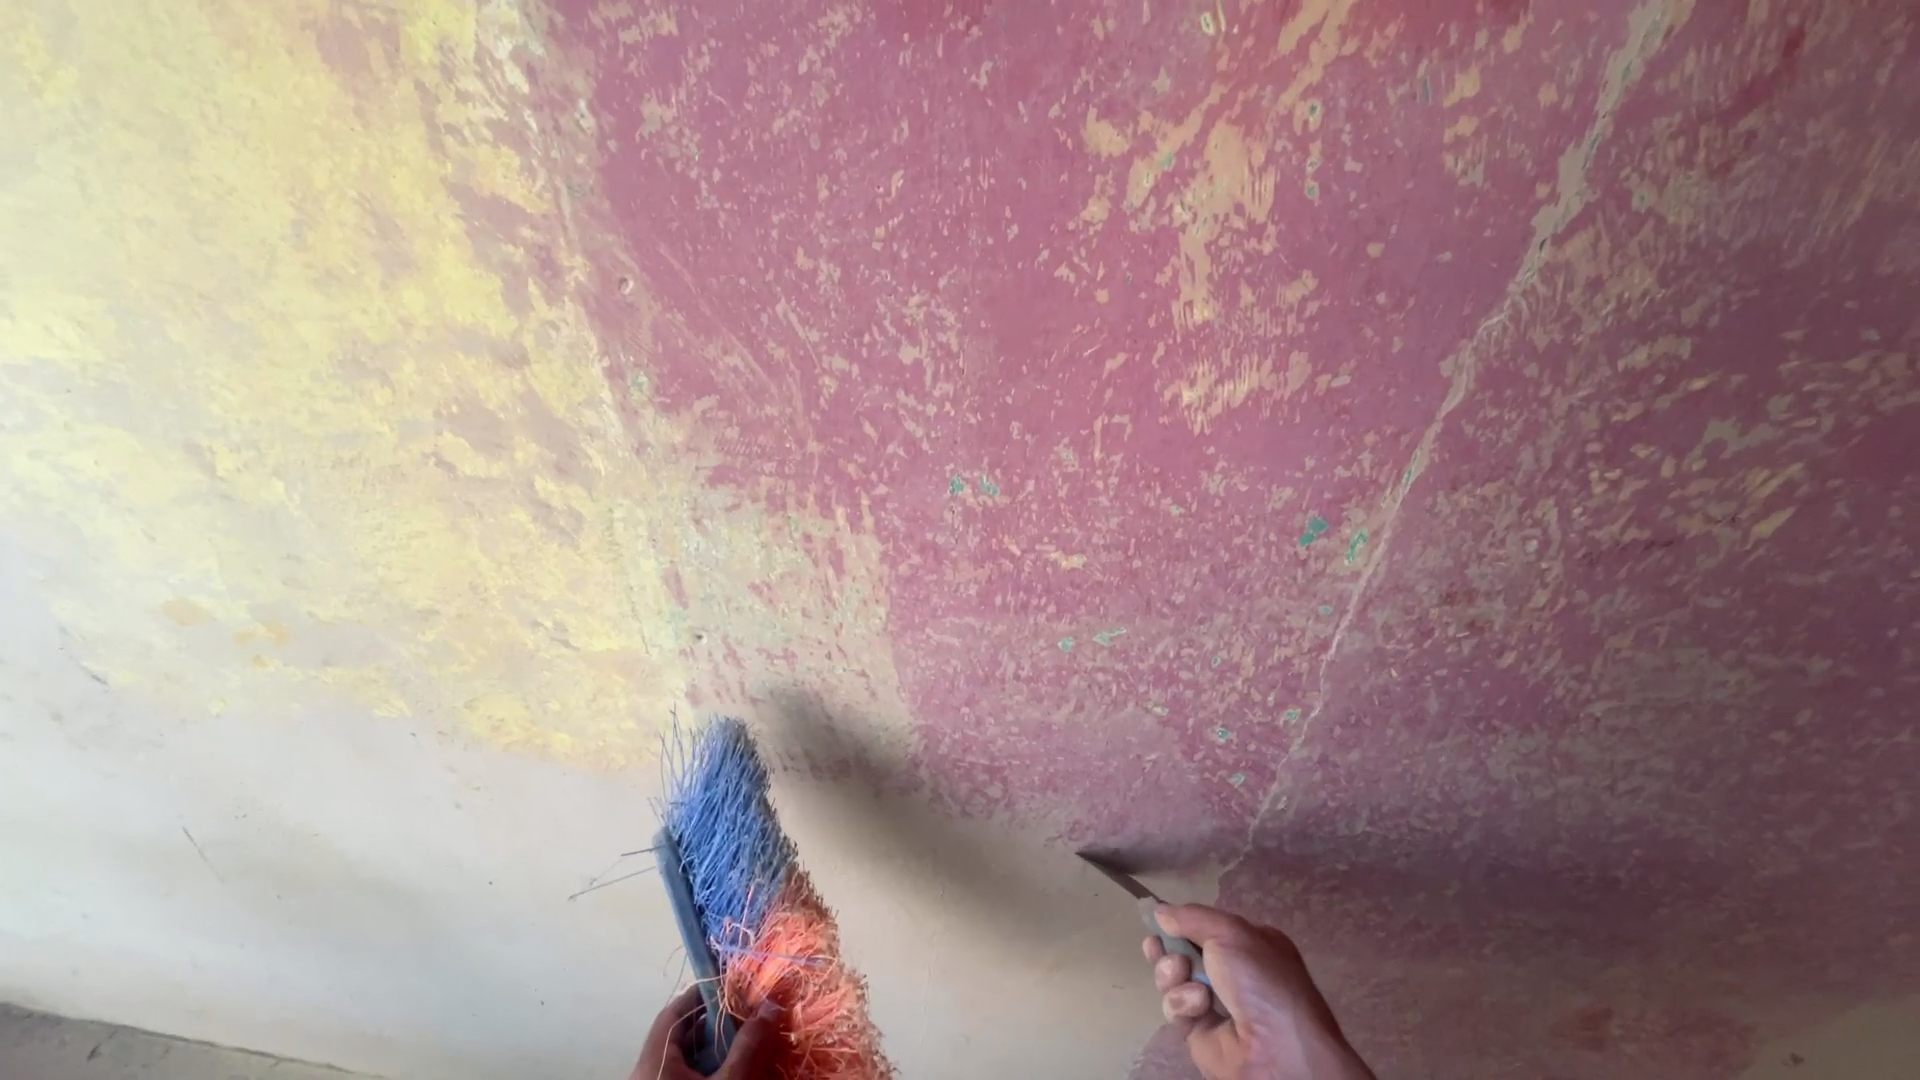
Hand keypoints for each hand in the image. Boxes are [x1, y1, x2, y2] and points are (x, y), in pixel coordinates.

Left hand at [628, 987, 777, 1079]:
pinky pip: (680, 1075)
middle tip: (743, 1015)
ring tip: (741, 1043)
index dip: (701, 996)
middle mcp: (644, 1073)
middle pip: (678, 1035)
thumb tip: (772, 1005)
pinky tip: (728, 1070)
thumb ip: (747, 1045)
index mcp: (652, 1062)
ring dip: (711, 1048)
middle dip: (712, 1023)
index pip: (672, 1013)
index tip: (729, 986)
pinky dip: (704, 1068)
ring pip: (681, 1058)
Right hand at [1143, 904, 1374, 1079]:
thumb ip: (1192, 917)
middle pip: (1183, 952)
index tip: (1159, 920)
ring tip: (1182, 974)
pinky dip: (1181, 1003)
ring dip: (1172, 973)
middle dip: (1168, 948)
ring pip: (1173, 979)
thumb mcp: (1230, 932)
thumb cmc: (1260, 981)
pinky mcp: (1200, 1033)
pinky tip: (1198, 1006)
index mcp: (1249, 946)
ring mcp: (1215, 1005)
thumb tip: (1160, 912)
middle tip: (1157, 946)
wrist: (1279, 1052)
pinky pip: (1175, 1009)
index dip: (1182, 923)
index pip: (1206, 928)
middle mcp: (1232, 974)